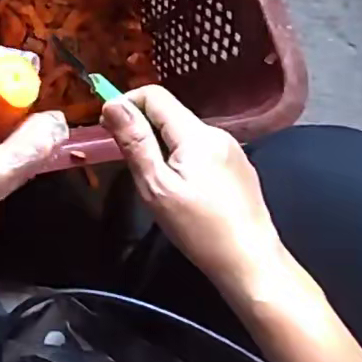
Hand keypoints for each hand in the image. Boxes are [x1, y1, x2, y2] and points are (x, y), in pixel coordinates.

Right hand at [101, 86, 297, 298]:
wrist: (253, 266)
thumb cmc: (200, 230)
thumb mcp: (156, 186)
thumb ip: (134, 142)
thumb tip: (112, 104)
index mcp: (197, 135)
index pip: (154, 95)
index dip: (125, 104)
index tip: (108, 129)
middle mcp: (217, 134)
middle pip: (168, 114)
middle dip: (141, 128)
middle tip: (125, 160)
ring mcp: (231, 151)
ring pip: (182, 133)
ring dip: (159, 145)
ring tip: (152, 179)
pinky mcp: (236, 167)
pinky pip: (198, 149)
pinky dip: (178, 157)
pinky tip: (179, 188)